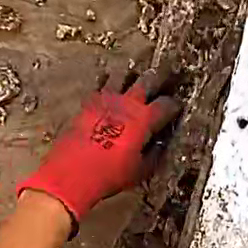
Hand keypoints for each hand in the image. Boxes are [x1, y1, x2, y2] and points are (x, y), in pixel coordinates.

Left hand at [16, 69, 180, 228]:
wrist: (71, 174)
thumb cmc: (108, 175)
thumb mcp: (139, 171)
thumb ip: (154, 155)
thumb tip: (160, 145)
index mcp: (144, 120)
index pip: (166, 104)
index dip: (174, 105)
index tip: (176, 107)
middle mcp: (127, 104)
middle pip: (147, 81)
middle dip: (158, 77)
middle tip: (165, 74)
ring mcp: (105, 101)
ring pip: (121, 76)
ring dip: (130, 74)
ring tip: (135, 72)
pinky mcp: (86, 103)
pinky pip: (99, 85)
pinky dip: (106, 81)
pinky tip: (107, 83)